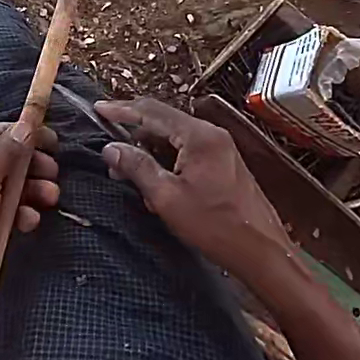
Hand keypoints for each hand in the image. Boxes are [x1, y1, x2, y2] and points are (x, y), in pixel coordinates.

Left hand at [0, 124, 60, 301]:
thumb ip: (10, 149)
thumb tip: (27, 123)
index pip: (4, 132)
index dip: (29, 135)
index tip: (54, 143)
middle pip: (12, 160)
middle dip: (34, 167)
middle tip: (53, 174)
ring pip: (13, 187)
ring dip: (33, 192)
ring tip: (49, 198)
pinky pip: (7, 212)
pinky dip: (21, 215)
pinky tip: (29, 222)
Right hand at [95, 97, 293, 281]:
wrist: (261, 250)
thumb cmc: (215, 225)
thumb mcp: (167, 198)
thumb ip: (138, 168)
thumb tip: (111, 148)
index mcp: (199, 135)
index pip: (153, 111)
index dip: (122, 109)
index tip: (98, 108)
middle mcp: (211, 134)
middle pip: (164, 122)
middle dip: (134, 134)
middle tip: (110, 153)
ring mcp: (220, 147)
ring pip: (175, 138)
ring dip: (150, 151)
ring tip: (128, 174)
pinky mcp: (223, 162)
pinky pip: (187, 151)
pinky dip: (167, 161)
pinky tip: (155, 184)